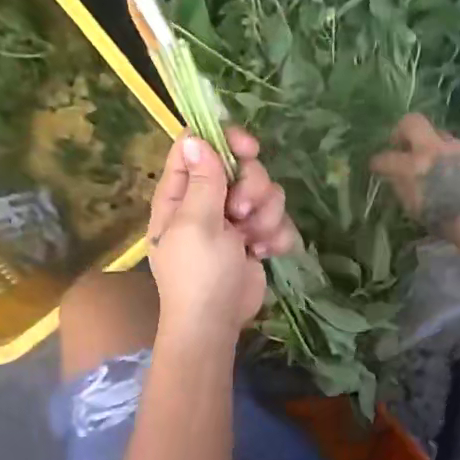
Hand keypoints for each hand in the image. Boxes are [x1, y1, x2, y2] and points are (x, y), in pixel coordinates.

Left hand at [147, 129, 297, 344]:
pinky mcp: (256, 237)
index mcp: (181, 192)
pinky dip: (276, 236)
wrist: (216, 322)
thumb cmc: (197, 274)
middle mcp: (207, 200)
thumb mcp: (196, 223)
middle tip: (241, 212)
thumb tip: (194, 138)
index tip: (248, 149)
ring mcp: (233, 219)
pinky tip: (264, 253)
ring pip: (266, 192)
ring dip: (266, 215)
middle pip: (241, 166)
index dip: (224, 139)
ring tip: (253, 241)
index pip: (198, 145)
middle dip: (252, 187)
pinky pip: (278, 220)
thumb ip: (202, 180)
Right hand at [369, 114, 459, 238]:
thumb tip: (395, 175)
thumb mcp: (412, 205)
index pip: (386, 158)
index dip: (378, 162)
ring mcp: (453, 147)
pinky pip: (456, 146)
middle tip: (401, 143)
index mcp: (412, 167)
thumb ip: (401, 185)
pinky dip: (450, 154)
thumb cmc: (440, 219)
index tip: (377, 165)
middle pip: (411, 122)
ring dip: (431, 144)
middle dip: (402, 130)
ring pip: (437, 133)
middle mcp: (431, 150)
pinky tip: (453, 167)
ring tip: (432, 160)